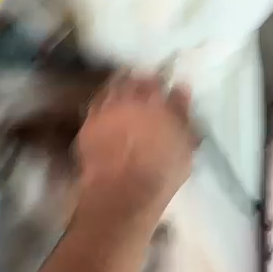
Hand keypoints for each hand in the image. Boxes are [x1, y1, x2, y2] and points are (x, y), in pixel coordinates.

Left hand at [73, 73, 196, 222]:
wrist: (122, 191)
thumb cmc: (162, 172)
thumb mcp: (185, 146)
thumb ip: (183, 116)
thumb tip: (182, 89)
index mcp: (156, 102)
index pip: (159, 80)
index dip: (162, 80)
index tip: (166, 84)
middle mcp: (127, 100)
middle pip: (132, 80)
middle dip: (139, 80)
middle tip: (144, 84)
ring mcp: (104, 111)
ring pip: (111, 89)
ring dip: (119, 88)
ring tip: (125, 95)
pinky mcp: (87, 126)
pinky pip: (95, 107)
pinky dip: (103, 105)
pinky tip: (107, 111)